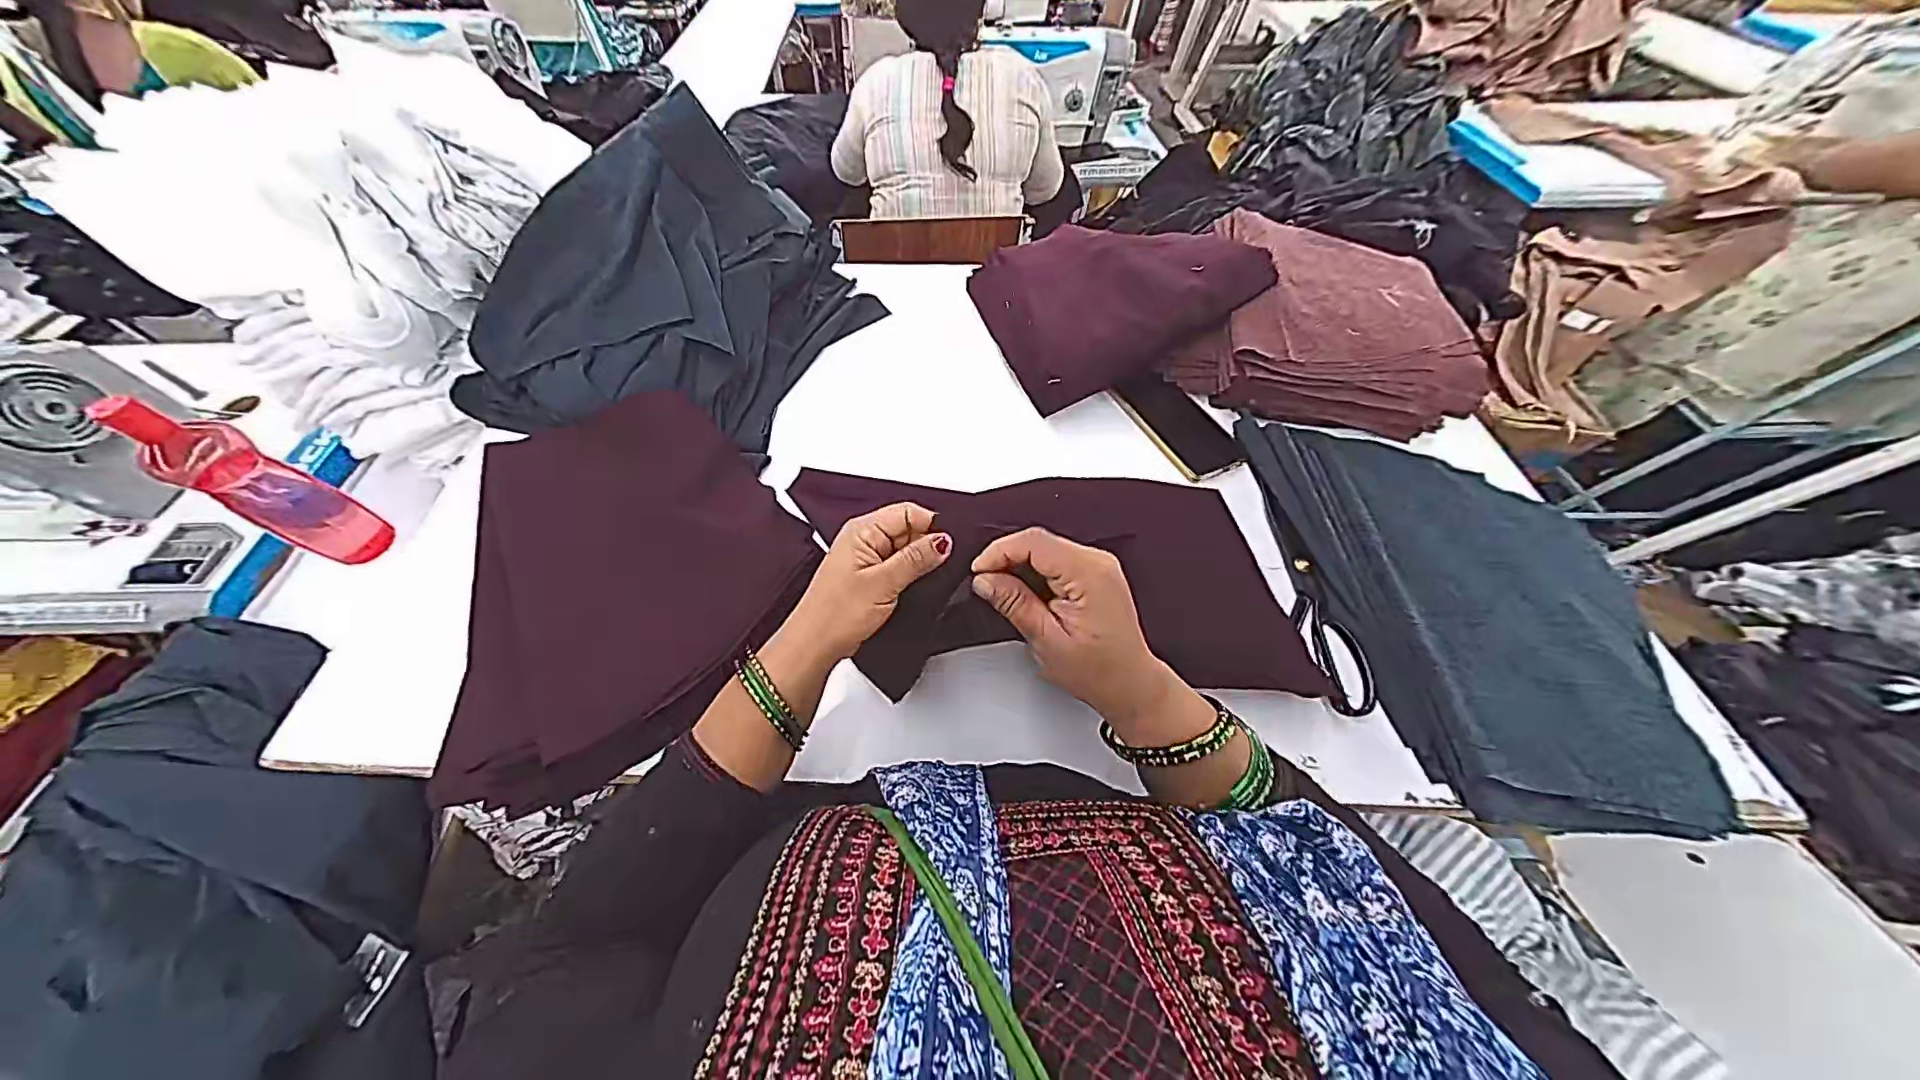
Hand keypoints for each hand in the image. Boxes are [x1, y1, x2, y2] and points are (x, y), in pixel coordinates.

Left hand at [787, 502, 951, 662]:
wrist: (815, 644)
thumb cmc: (833, 614)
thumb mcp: (883, 583)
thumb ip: (916, 559)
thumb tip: (942, 541)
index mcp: (862, 529)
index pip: (908, 511)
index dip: (931, 525)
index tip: (945, 547)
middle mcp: (864, 539)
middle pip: (910, 529)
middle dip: (926, 547)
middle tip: (928, 570)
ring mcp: (868, 558)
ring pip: (907, 550)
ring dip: (918, 564)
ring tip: (910, 584)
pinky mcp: (872, 576)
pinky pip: (900, 567)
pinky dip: (909, 577)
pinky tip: (907, 590)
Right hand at [971, 528, 1191, 734]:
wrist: (1129, 683)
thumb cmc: (1099, 670)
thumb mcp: (1046, 639)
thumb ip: (1014, 603)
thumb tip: (985, 580)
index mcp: (1089, 573)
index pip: (1034, 542)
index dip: (999, 552)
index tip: (979, 571)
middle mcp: (1097, 562)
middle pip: (1038, 542)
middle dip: (1006, 559)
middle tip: (987, 585)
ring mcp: (1097, 566)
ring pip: (1044, 550)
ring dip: (1019, 567)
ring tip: (1008, 596)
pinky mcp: (1093, 573)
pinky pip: (1055, 561)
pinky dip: (1035, 573)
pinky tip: (1029, 596)